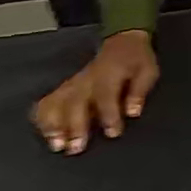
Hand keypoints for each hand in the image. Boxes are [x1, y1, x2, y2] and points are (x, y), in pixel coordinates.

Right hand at [29, 30, 158, 154]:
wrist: (122, 42)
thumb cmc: (137, 60)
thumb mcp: (148, 71)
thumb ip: (139, 91)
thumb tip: (133, 113)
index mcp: (109, 75)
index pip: (106, 98)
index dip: (109, 116)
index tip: (113, 134)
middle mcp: (86, 80)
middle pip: (75, 104)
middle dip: (74, 127)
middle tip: (76, 148)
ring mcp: (71, 84)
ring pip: (55, 105)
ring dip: (53, 126)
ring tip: (56, 145)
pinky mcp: (64, 87)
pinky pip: (46, 102)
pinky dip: (42, 118)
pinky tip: (45, 133)